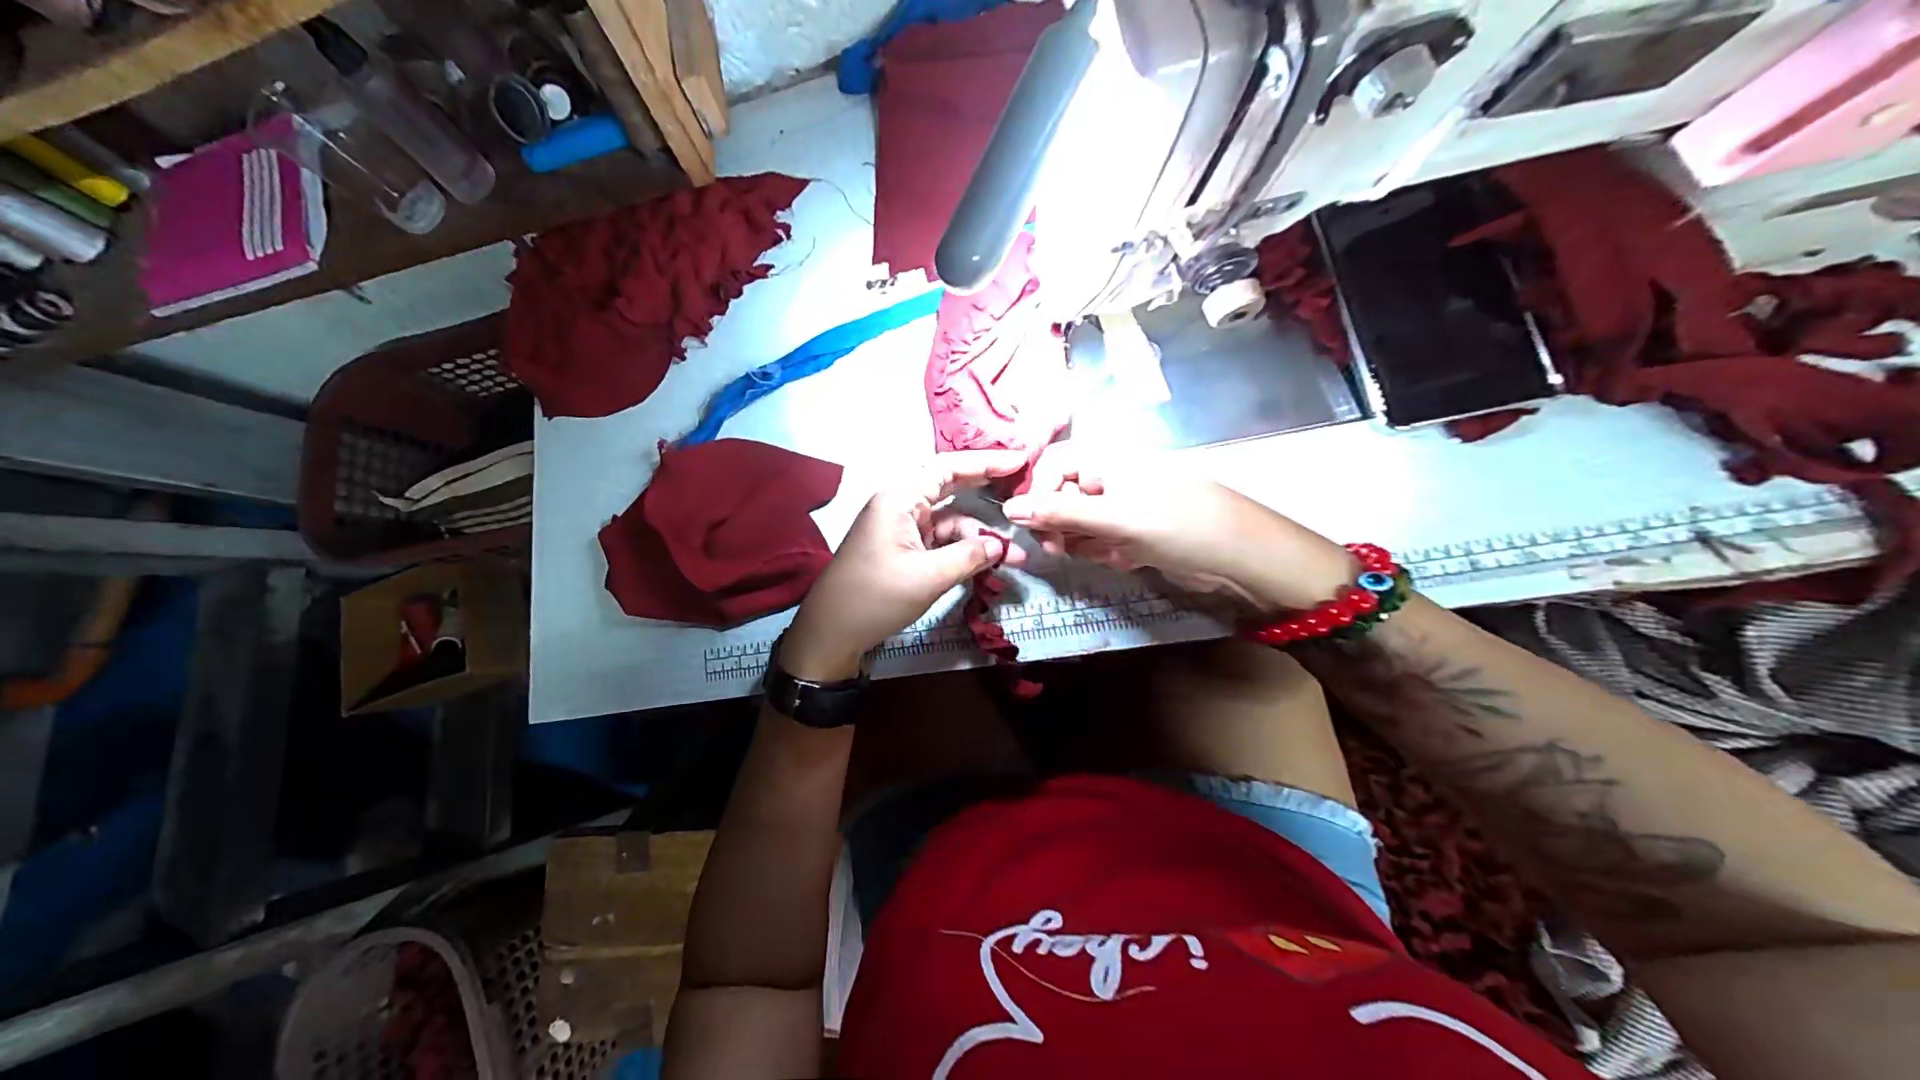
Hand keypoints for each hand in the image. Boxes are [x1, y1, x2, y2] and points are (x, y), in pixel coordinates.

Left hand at [782, 450, 1031, 680]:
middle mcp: (900, 505)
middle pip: (951, 488)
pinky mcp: (903, 549)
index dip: (986, 462)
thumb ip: (968, 556)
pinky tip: (989, 563)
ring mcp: (901, 527)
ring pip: (950, 520)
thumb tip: (1001, 546)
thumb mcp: (927, 577)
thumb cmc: (874, 598)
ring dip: (979, 536)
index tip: (1021, 460)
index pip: (948, 468)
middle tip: (1024, 489)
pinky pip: (941, 540)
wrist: (831, 632)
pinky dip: (963, 549)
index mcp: (899, 499)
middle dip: (987, 491)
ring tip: (1015, 556)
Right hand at [1000, 442, 1354, 611]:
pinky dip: (1107, 553)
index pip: (1052, 464)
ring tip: (1110, 553)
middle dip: (1060, 526)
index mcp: (1107, 459)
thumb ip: (1060, 514)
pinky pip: (1101, 541)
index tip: (1034, 525)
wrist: (1241, 558)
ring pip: (1079, 524)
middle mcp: (1111, 478)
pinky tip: (1128, 560)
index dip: (1037, 492)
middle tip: (1063, 550)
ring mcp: (1124, 506)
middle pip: (1061, 496)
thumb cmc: (1177, 525)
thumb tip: (1009, 509)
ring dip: (1085, 544)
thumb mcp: (1114, 519)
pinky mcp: (1135, 532)